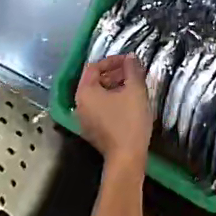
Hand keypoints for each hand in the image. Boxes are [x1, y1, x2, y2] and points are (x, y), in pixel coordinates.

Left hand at [75, 54, 151, 168]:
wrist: (127, 158)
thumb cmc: (129, 121)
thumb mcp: (135, 91)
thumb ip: (132, 69)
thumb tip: (130, 57)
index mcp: (85, 92)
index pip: (94, 67)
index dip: (112, 60)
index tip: (129, 61)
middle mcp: (80, 104)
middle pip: (94, 80)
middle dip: (114, 73)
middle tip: (133, 72)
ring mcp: (84, 119)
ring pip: (98, 95)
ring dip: (114, 86)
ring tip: (133, 85)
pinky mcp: (92, 130)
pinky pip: (100, 108)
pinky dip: (112, 100)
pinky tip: (128, 102)